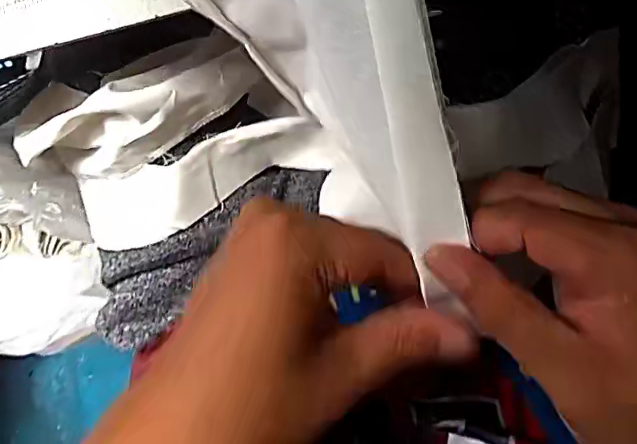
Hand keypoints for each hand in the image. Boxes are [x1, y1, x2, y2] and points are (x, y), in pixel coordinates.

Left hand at [87, 199, 477, 443]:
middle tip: (416, 332)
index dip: (418, 288)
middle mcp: (274, 213)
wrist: (170, 432)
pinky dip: (323, 278)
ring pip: (329, 247)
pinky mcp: (240, 244)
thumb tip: (466, 331)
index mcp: (297, 235)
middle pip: (355, 245)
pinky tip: (334, 317)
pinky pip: (299, 249)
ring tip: (378, 330)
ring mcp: (252, 226)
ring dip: (356, 284)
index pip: (383, 250)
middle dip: (386, 287)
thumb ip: (401, 341)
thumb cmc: (253, 403)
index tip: (445, 323)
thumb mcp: (334, 377)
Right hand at [427, 173, 636, 443]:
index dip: (473, 231)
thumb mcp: (558, 368)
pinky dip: (529, 224)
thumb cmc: (632, 412)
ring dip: (503, 216)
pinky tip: (509, 253)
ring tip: (472, 252)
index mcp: (613, 251)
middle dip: (483, 214)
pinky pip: (564, 209)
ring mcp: (631, 225)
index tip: (442, 259)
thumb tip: (440, 255)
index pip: (520, 214)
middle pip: (531, 189)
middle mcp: (625, 223)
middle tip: (451, 250)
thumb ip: (496, 305)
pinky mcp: (629, 236)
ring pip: (544, 193)